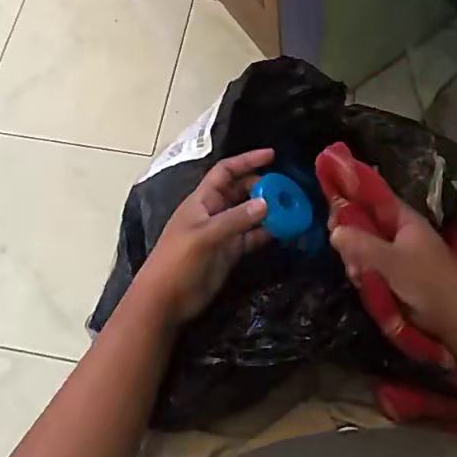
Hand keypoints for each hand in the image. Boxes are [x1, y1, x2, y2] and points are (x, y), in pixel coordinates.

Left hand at [132, 148, 275, 323]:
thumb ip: (235, 219)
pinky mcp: (229, 252)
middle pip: (241, 190)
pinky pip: (252, 236)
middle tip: (287, 188)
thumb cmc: (177, 261)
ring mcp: (222, 232)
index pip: (226, 171)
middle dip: (263, 186)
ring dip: (268, 209)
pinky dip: (267, 232)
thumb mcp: (204, 236)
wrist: (165, 301)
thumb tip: (266, 204)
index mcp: (202, 200)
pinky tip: (284, 230)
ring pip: (249, 213)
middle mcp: (214, 212)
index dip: (246, 160)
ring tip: (292, 206)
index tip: (271, 155)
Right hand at [328, 197, 456, 329]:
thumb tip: (334, 230)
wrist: (455, 319)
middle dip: (354, 239)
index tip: (332, 211)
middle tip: (346, 254)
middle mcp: (403, 234)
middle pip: (368, 226)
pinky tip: (362, 283)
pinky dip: (366, 274)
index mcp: (406, 221)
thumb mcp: (391, 261)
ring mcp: (401, 256)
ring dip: (358, 261)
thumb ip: (362, 244)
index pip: (376, 200)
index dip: (354, 200)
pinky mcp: (399, 277)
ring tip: (357, 274)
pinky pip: (374, 268)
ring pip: (369, 250)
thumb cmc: (426, 281)